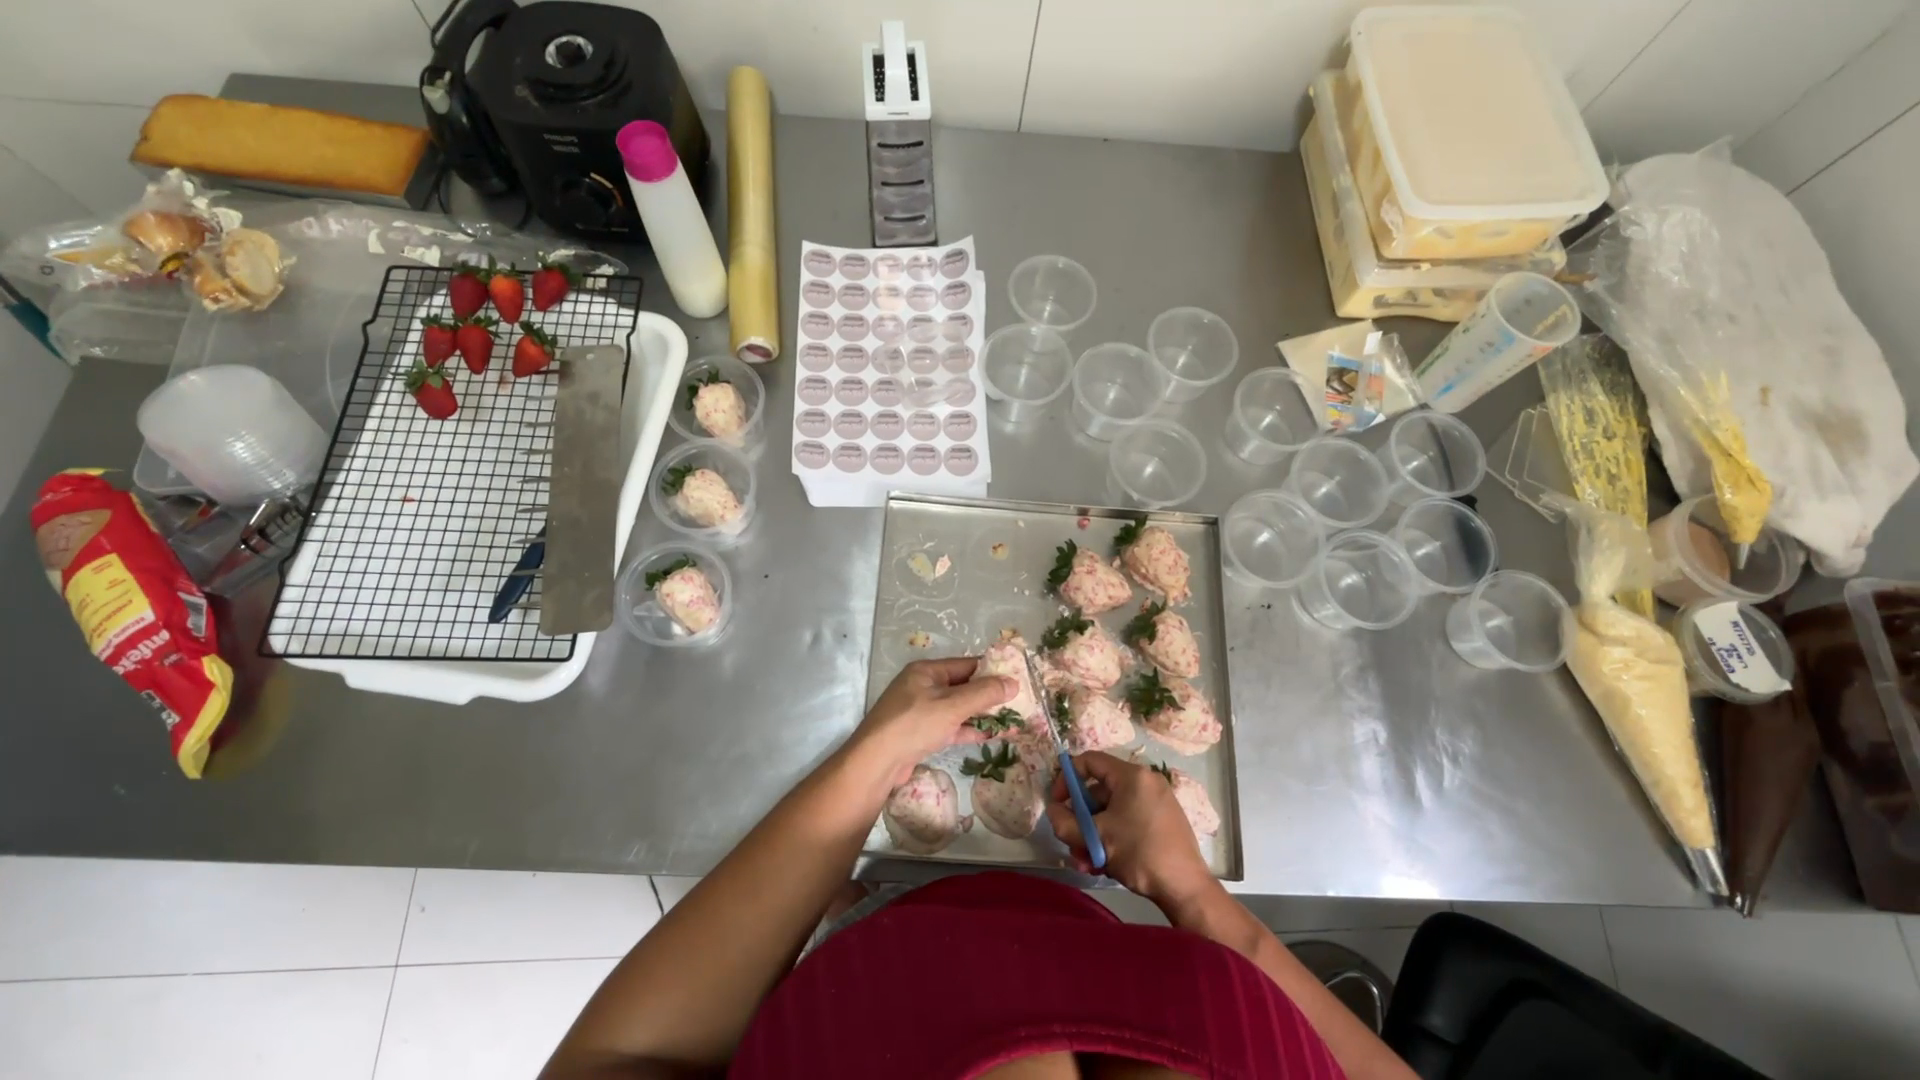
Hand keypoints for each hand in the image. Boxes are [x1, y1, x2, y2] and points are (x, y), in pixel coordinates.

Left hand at [849, 657, 1014, 788]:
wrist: (877, 762)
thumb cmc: (913, 725)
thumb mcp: (951, 706)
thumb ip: (983, 694)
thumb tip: (1013, 683)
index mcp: (926, 671)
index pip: (966, 665)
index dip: (991, 671)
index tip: (1017, 679)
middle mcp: (923, 687)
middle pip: (963, 687)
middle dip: (989, 695)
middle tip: (1018, 703)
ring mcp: (921, 711)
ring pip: (958, 709)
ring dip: (981, 714)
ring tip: (1011, 720)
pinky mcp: (921, 733)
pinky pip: (950, 726)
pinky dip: (968, 729)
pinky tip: (989, 735)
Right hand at [1047, 751, 1211, 907]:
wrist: (1185, 887)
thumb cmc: (1139, 853)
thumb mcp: (1095, 838)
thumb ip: (1065, 822)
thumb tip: (1053, 810)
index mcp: (1132, 776)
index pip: (1089, 761)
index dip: (1066, 779)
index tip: (1057, 804)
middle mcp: (1146, 782)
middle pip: (1099, 792)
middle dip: (1081, 821)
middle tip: (1072, 845)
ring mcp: (1156, 803)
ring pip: (1111, 813)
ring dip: (1093, 837)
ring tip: (1087, 864)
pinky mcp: (1162, 822)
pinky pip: (1127, 823)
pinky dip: (1112, 840)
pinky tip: (1103, 866)